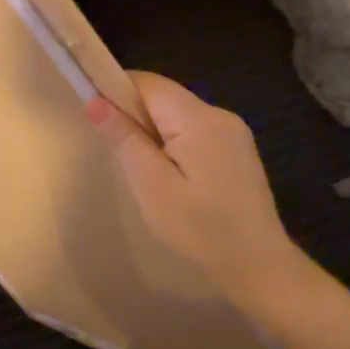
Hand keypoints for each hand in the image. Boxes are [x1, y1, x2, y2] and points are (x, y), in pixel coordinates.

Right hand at [86, 72, 300, 292]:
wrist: (258, 265)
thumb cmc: (200, 229)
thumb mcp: (152, 187)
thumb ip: (125, 140)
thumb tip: (96, 102)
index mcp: (199, 120)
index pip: (149, 84)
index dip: (115, 89)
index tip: (91, 112)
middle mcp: (219, 115)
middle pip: (163, 96)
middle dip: (132, 112)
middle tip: (112, 150)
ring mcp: (232, 132)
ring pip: (177, 113)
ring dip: (150, 129)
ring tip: (137, 166)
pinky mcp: (235, 150)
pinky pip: (192, 129)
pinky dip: (170, 140)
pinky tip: (165, 173)